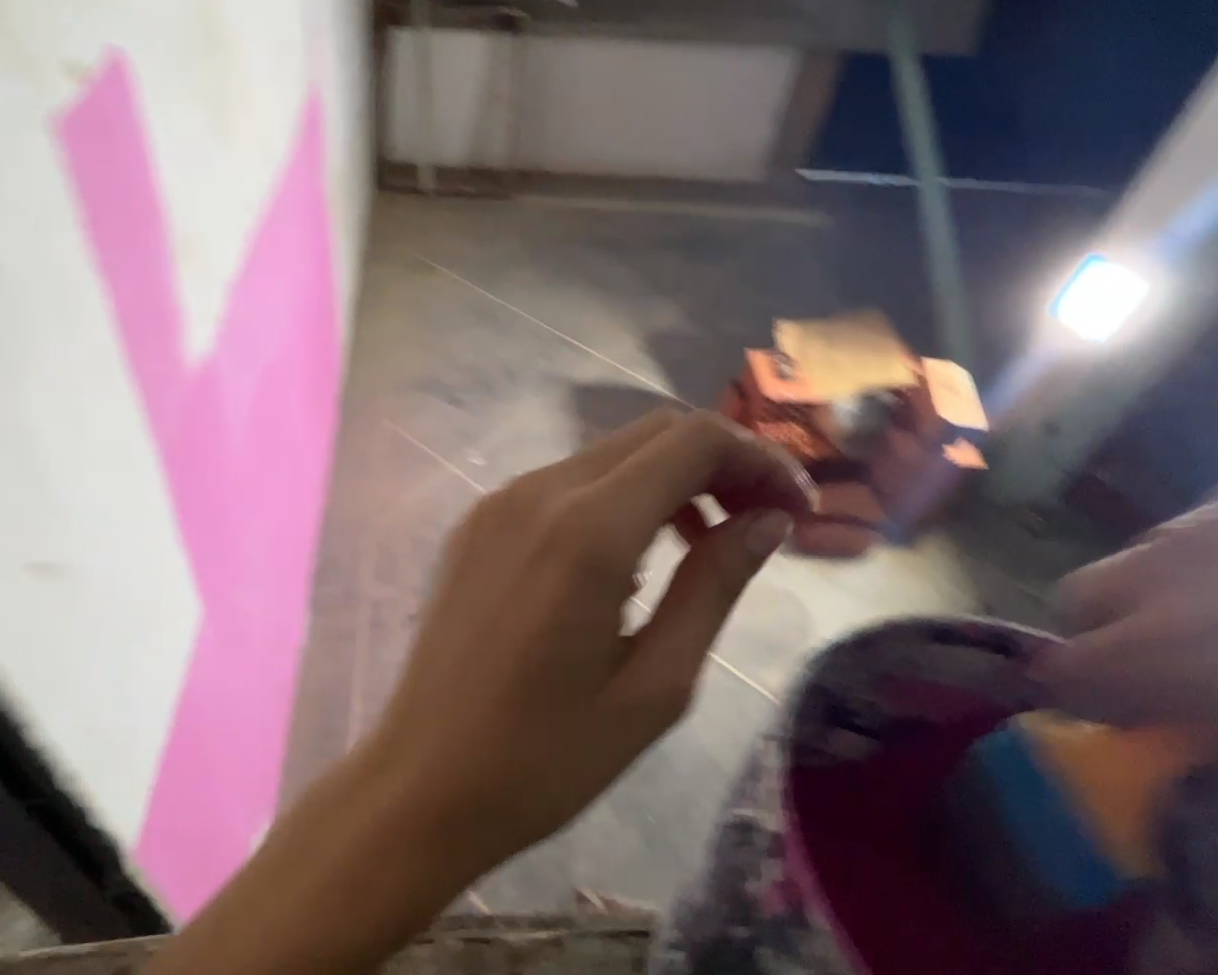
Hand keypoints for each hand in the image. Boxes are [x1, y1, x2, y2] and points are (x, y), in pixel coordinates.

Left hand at [150, 409, 811, 974]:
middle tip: (762, 523)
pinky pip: (563, 485)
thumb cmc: (547, 757)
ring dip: (667, 480)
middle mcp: (537, 491)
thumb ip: (716, 584)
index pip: (692, 440)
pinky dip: (616, 499)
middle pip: (651, 434)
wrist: (421, 784)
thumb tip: (768, 520)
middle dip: (719, 463)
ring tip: (705, 545)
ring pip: (607, 456)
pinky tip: (633, 560)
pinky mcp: (476, 524)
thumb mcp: (656, 684)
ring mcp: (498, 503)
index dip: (758, 460)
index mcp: (587, 528)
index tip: (796, 509)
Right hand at [1037, 418, 1217, 842]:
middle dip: (1118, 628)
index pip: (1064, 669)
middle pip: (1090, 592)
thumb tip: (1204, 733)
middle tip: (1191, 664)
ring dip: (1201, 578)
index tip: (1126, 718)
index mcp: (1165, 651)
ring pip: (1174, 543)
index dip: (1084, 694)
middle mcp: (1176, 564)